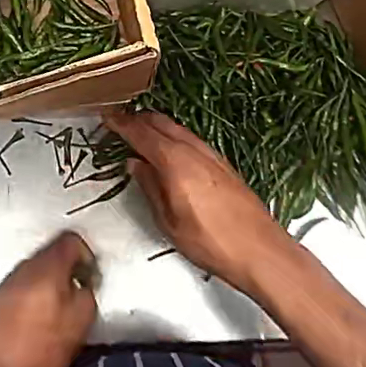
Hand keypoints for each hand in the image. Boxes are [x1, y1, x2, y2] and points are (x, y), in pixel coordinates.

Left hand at [0, 232, 97, 366]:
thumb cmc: (32, 352)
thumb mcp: (77, 325)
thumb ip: (89, 297)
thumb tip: (86, 288)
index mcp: (48, 265)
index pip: (72, 240)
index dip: (88, 256)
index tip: (92, 278)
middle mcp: (25, 267)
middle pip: (54, 256)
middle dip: (70, 275)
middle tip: (80, 300)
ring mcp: (7, 284)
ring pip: (39, 275)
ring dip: (52, 291)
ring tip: (60, 321)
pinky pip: (24, 292)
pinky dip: (35, 304)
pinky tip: (37, 332)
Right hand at [105, 108, 295, 295]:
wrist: (260, 249)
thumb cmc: (211, 242)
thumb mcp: (169, 222)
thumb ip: (149, 187)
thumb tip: (134, 164)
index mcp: (175, 161)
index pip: (141, 133)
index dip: (121, 124)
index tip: (106, 116)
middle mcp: (193, 149)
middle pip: (160, 123)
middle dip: (137, 119)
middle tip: (119, 120)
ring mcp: (210, 153)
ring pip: (177, 128)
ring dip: (156, 125)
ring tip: (139, 130)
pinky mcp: (221, 162)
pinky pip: (189, 138)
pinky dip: (172, 134)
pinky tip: (168, 146)